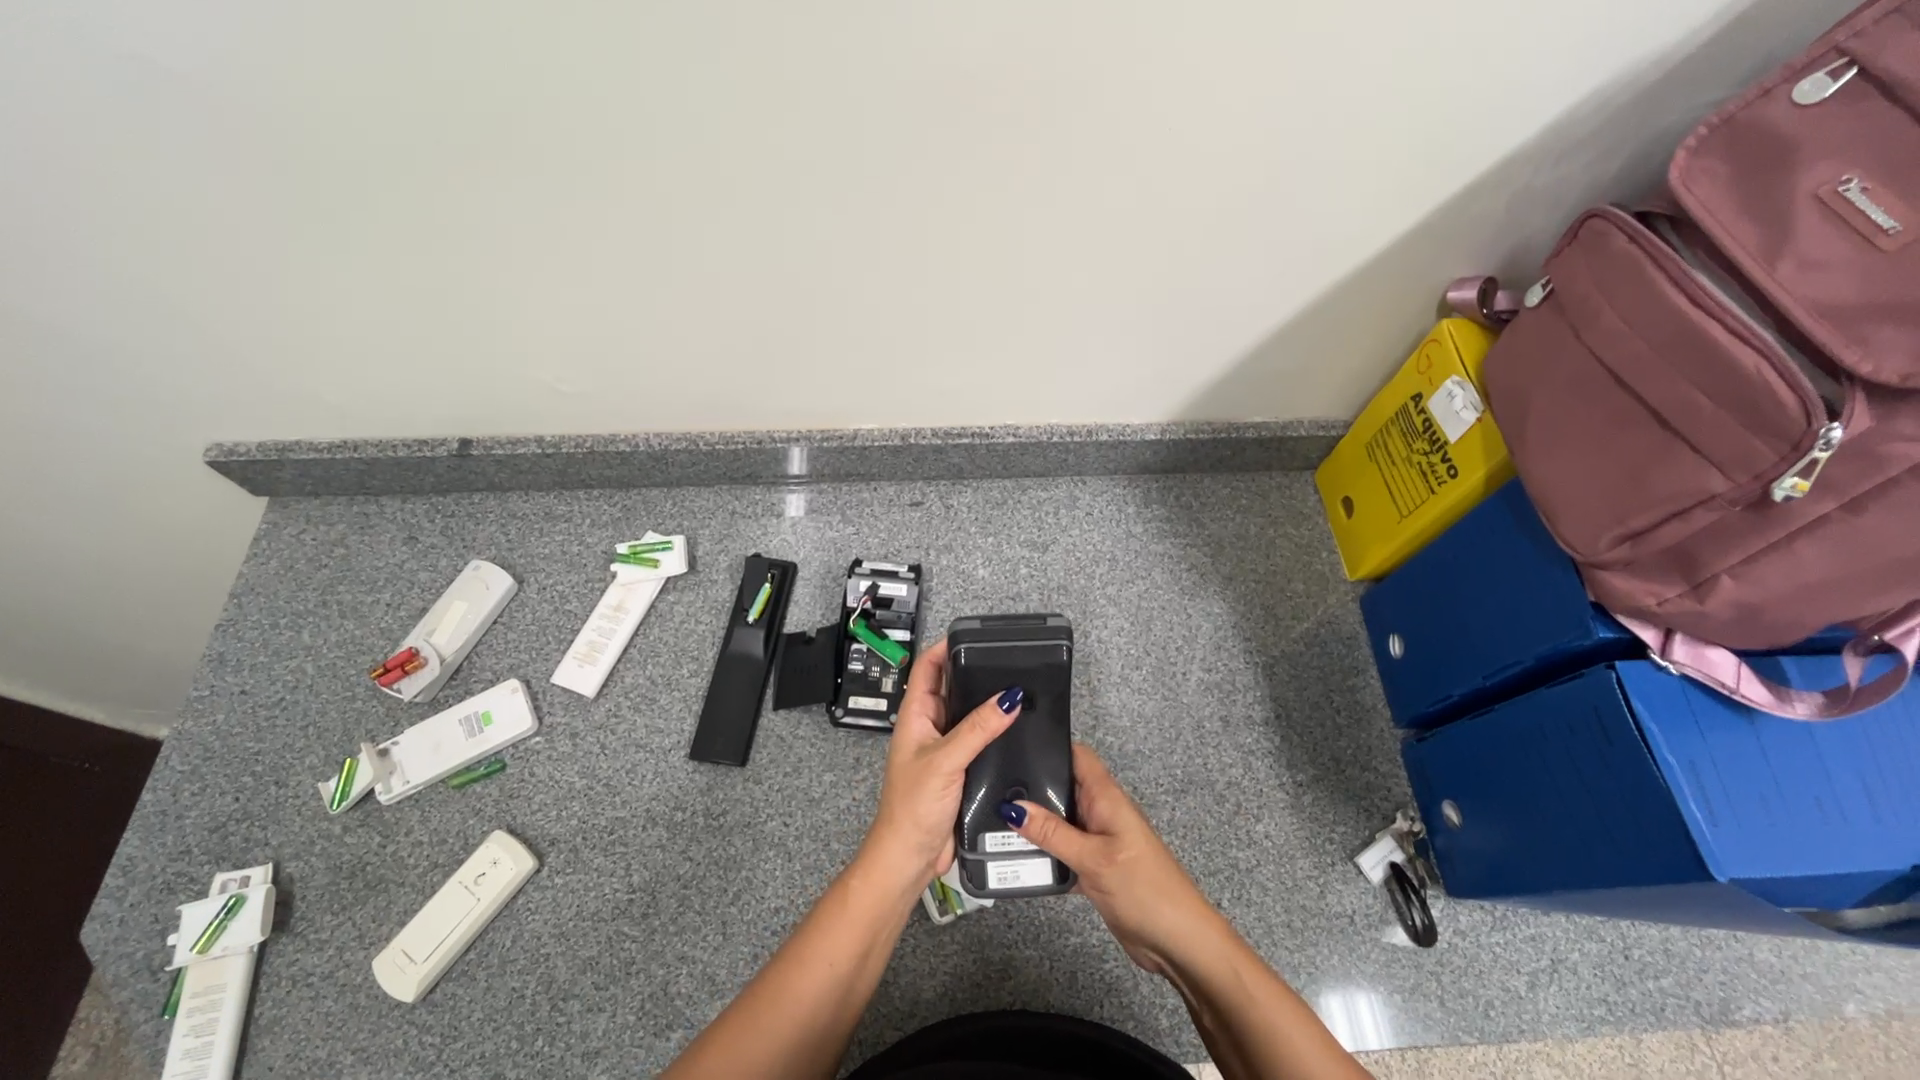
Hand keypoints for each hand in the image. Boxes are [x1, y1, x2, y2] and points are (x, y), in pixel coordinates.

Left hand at [861, 638, 1023, 888]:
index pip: (926, 668)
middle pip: (949, 688)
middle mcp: (928, 728)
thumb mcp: (946, 761)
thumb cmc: (912, 809)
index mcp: (914, 717)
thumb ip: (977, 729)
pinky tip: (1014, 729)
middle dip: (972, 672)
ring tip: (1016, 688)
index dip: (944, 648)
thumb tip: (1008, 698)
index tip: (970, 635)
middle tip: (1003, 659)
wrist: (910, 856)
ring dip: (986, 704)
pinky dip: (994, 732)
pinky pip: (978, 741)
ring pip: (966, 715)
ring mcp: (943, 749)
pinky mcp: (959, 770)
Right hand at [1001, 743, 1223, 975]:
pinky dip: (1042, 855)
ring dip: (1033, 825)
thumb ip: (1052, 833)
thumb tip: (1011, 807)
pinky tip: (1014, 860)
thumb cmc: (1144, 890)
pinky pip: (1062, 853)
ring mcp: (1097, 842)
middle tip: (987, 787)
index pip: (1077, 756)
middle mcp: (1101, 813)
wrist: (1177, 942)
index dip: (1049, 746)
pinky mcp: (1094, 869)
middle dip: (1030, 788)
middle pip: (1062, 787)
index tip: (1012, 745)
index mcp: (1106, 798)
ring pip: (1058, 823)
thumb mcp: (1094, 858)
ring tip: (989, 822)